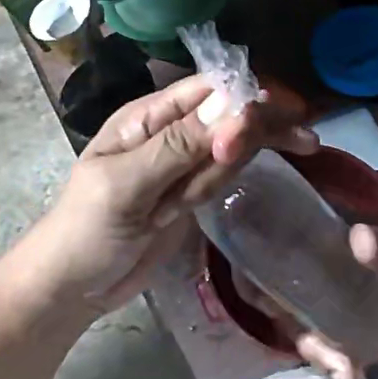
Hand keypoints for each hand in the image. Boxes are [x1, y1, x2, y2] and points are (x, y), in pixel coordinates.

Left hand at [19, 76, 317, 317]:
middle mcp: (168, 131)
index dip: (249, 96)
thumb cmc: (85, 231)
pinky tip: (194, 202)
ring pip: (230, 148)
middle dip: (256, 131)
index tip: (286, 115)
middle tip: (304, 143)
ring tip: (174, 208)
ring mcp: (181, 163)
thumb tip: (232, 106)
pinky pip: (220, 176)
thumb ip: (179, 147)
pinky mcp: (189, 192)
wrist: (73, 288)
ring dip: (221, 173)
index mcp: (146, 117)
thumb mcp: (126, 186)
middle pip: (229, 115)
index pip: (208, 90)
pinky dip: (219, 185)